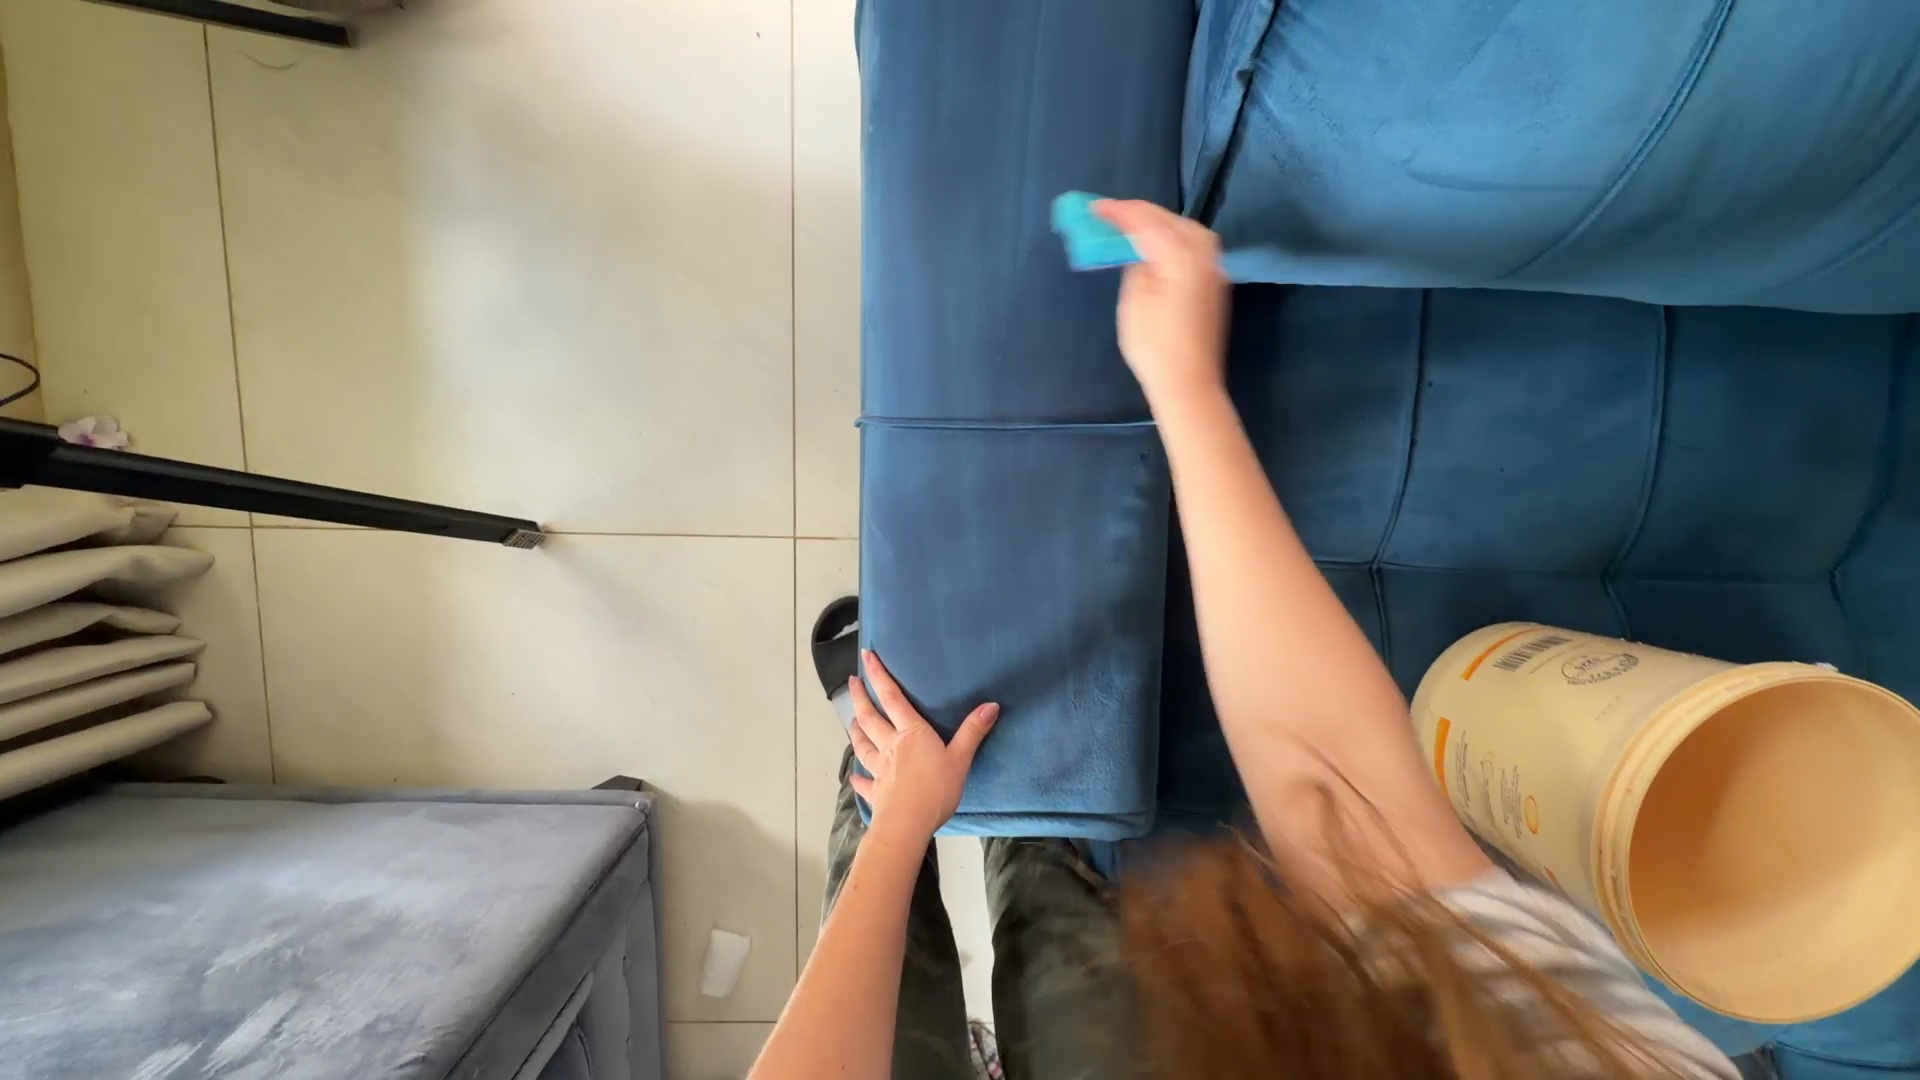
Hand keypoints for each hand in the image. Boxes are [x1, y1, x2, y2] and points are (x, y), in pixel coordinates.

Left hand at [847, 650, 998, 842]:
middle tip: (852, 681)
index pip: (892, 697)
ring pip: (863, 744)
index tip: (865, 656)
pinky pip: (864, 782)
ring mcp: (879, 769)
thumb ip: (973, 731)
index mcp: (911, 732)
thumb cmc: (935, 788)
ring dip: (856, 730)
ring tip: (851, 720)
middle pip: (870, 716)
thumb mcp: (960, 758)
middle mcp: (890, 745)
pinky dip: (858, 778)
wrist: (908, 824)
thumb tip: (991, 705)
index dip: (878, 675)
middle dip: (860, 697)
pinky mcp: (876, 791)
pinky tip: (854, 777)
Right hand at [1093, 199, 1229, 404]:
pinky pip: (1192, 245)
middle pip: (1168, 219)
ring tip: (1129, 228)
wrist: (1189, 382)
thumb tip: (1138, 252)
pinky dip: (1171, 239)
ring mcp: (1214, 266)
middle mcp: (1203, 252)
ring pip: (1183, 229)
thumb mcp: (1134, 303)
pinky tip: (1155, 246)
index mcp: (1181, 254)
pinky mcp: (1214, 281)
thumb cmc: (1155, 347)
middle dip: (1137, 215)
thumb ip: (1136, 266)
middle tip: (1108, 216)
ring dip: (1156, 224)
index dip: (1118, 212)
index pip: (1145, 221)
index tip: (1094, 208)